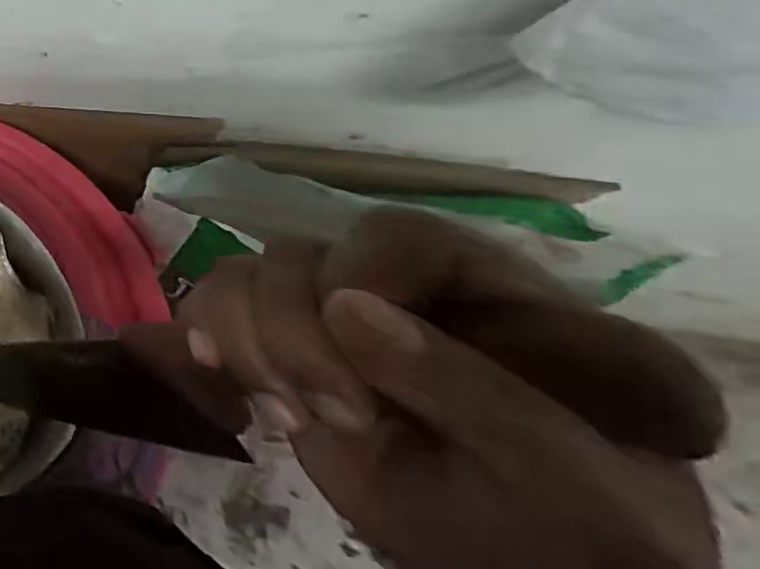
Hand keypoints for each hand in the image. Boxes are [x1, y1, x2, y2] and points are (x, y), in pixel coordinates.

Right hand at [180, 209, 724, 568]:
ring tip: (289, 419)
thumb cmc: (568, 531)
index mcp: (493, 292)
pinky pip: (213, 301)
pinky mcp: (277, 336)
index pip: (403, 236)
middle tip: (336, 420)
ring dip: (247, 344)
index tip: (352, 350)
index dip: (361, 273)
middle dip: (295, 335)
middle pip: (302, 255)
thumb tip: (345, 305)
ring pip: (244, 273)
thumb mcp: (567, 482)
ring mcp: (329, 308)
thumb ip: (476, 392)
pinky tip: (224, 382)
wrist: (507, 568)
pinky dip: (205, 335)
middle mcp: (399, 282)